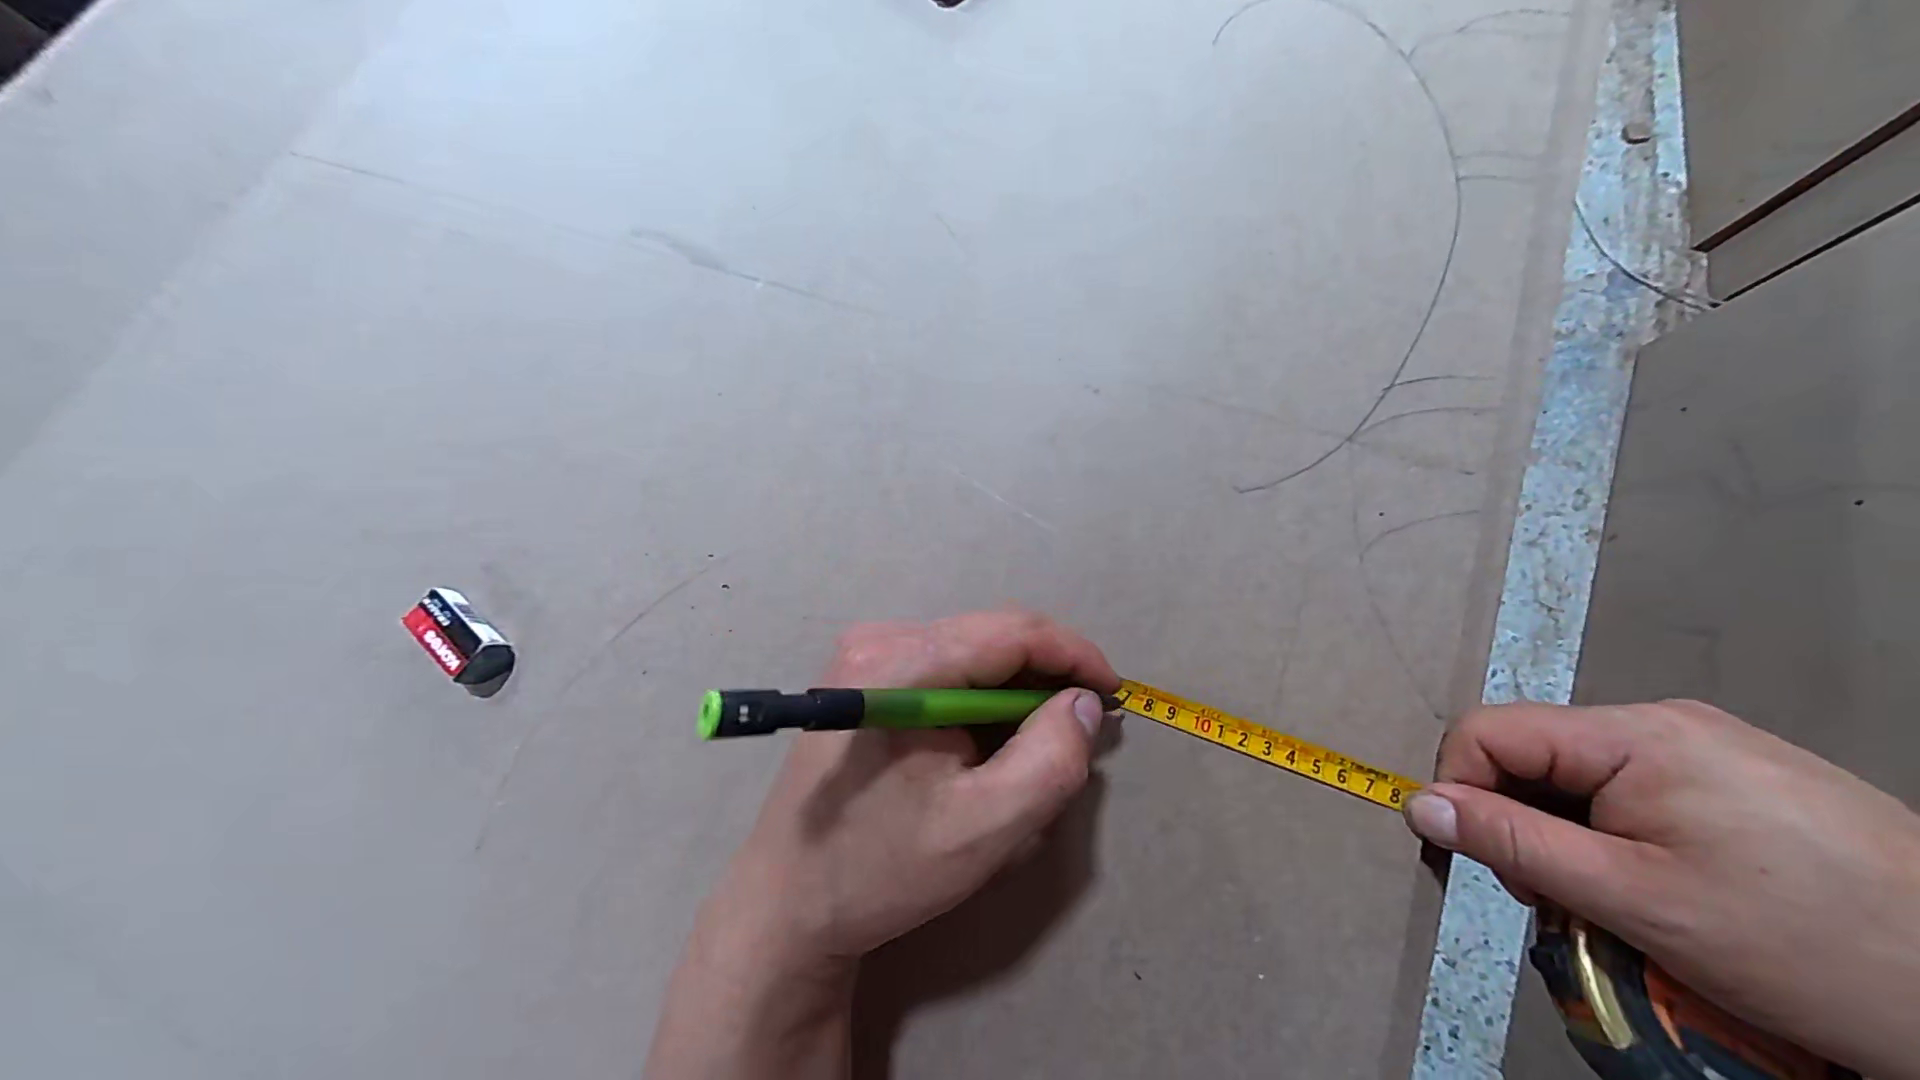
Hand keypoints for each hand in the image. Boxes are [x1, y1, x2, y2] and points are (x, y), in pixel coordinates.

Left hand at [645, 612, 1119, 1079]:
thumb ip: (1051, 761)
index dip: (1074, 655)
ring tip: (1027, 758)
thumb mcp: (985, 829)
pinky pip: (946, 671)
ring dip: (1013, 697)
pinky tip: (982, 754)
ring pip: (972, 654)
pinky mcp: (864, 677)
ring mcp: (864, 655)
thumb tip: (1084, 704)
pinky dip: (980, 704)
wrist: (786, 903)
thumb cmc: (881, 869)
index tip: (1114, 693)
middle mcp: (878, 640)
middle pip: (991, 637)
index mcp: (900, 665)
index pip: (1010, 631)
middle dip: (1045, 679)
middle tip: (1078, 733)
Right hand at [1403, 700, 1919, 1079]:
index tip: (1480, 859)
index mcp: (1634, 734)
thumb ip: (1511, 843)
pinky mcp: (1736, 776)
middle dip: (1517, 820)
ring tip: (1610, 897)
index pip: (1487, 732)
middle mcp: (1662, 722)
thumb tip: (1417, 806)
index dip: (1458, 788)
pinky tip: (1655, 881)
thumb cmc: (1807, 946)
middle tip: (1555, 897)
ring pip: (1577, 776)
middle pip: (1532, 753)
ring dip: (1564, 833)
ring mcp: (1705, 746)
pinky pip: (1630, 789)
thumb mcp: (1633, 900)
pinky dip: (1611, 833)